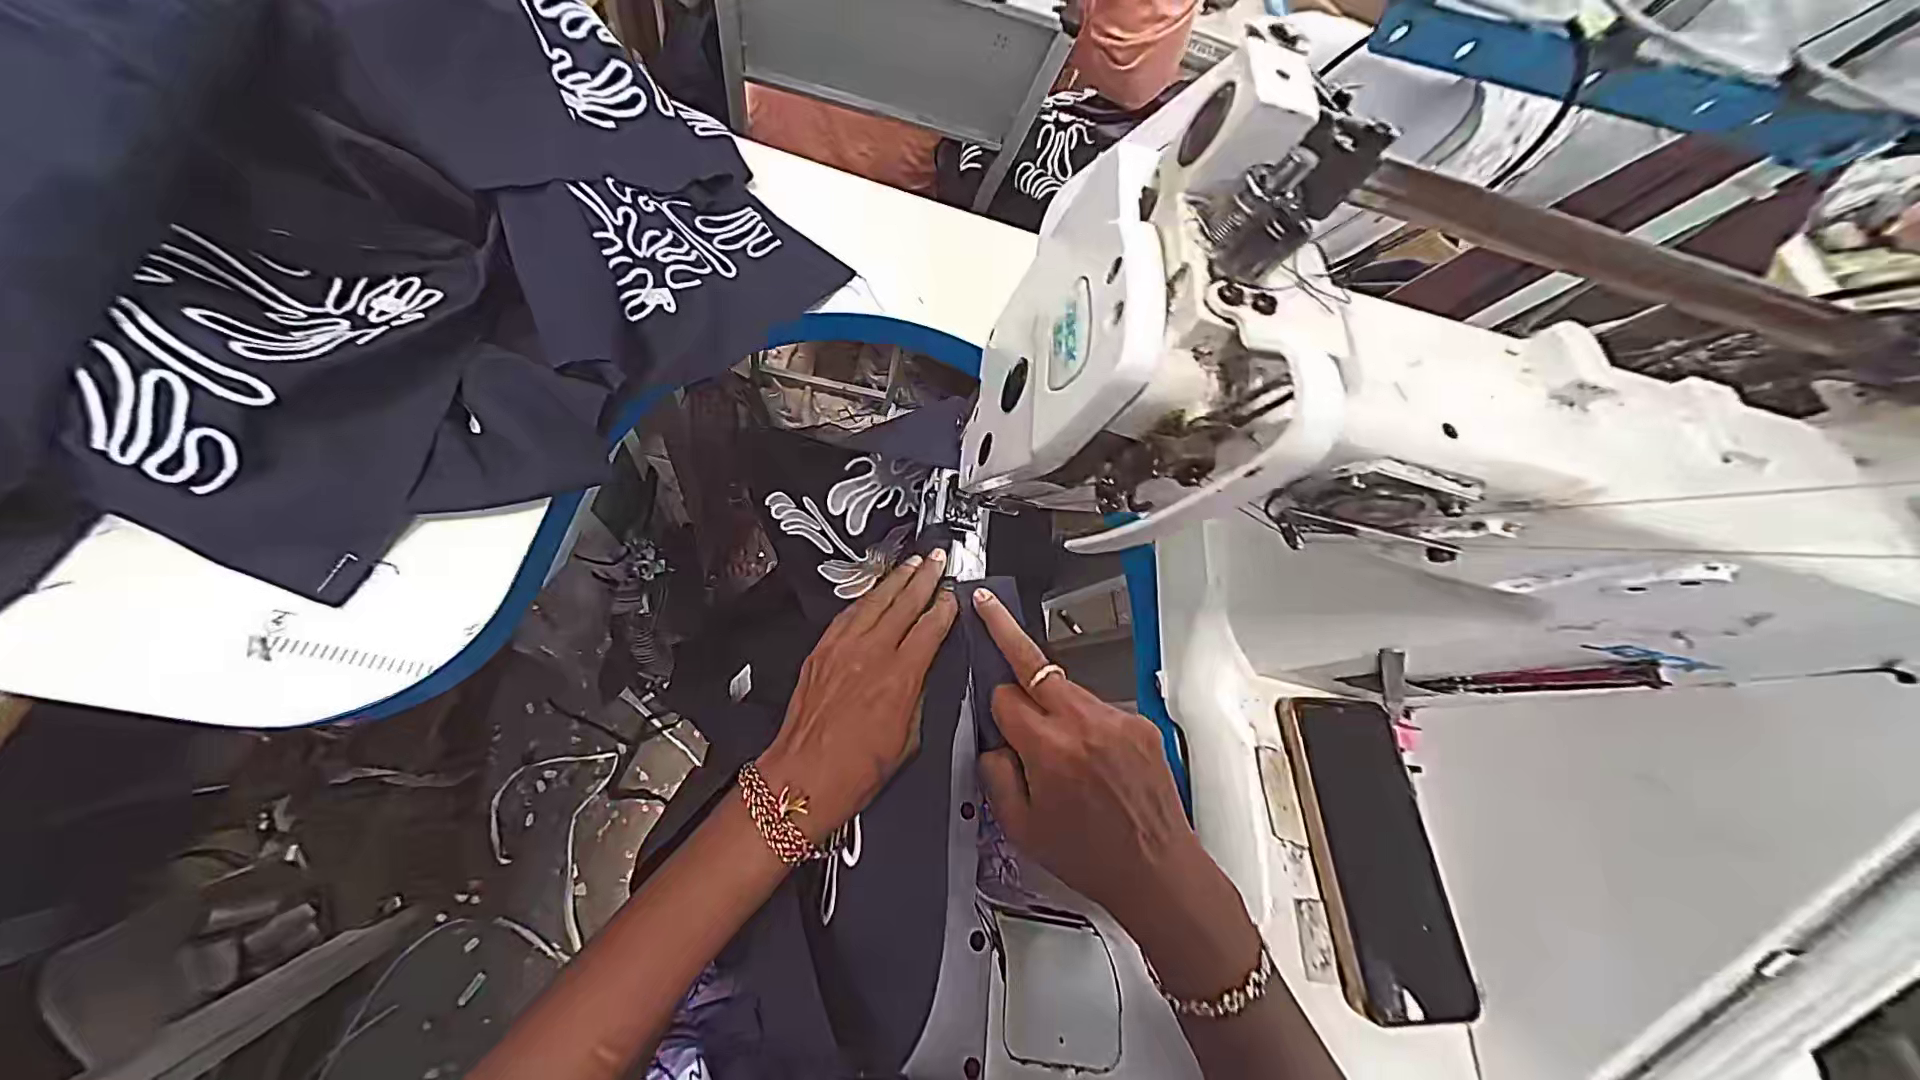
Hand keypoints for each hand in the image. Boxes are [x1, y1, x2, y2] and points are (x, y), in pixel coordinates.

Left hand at [758, 550, 957, 843]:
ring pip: (875, 600)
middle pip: (904, 602)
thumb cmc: (853, 768)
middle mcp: (870, 655)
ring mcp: (842, 649)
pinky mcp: (821, 652)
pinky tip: (874, 591)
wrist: (803, 778)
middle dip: (925, 577)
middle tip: (937, 560)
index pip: (930, 627)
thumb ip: (918, 696)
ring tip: (911, 564)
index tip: (952, 597)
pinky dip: (865, 598)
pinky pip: (847, 613)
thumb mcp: (908, 737)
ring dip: (896, 579)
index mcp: (899, 677)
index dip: (944, 608)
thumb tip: (924, 672)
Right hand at [972, 589, 1260, 995]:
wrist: (1158, 871)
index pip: (1005, 696)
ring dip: (1051, 701)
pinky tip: (1089, 757)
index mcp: (1051, 750)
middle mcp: (1086, 725)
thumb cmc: (1093, 858)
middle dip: (1006, 633)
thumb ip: (995, 773)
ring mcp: (1117, 720)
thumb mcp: (1020, 827)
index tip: (991, 703)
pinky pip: (1097, 708)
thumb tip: (993, 741)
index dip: (995, 707)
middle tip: (988, 607)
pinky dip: (1084, 722)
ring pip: (1066, 687)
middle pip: (1034, 662)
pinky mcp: (1139, 724)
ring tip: (1060, 747)